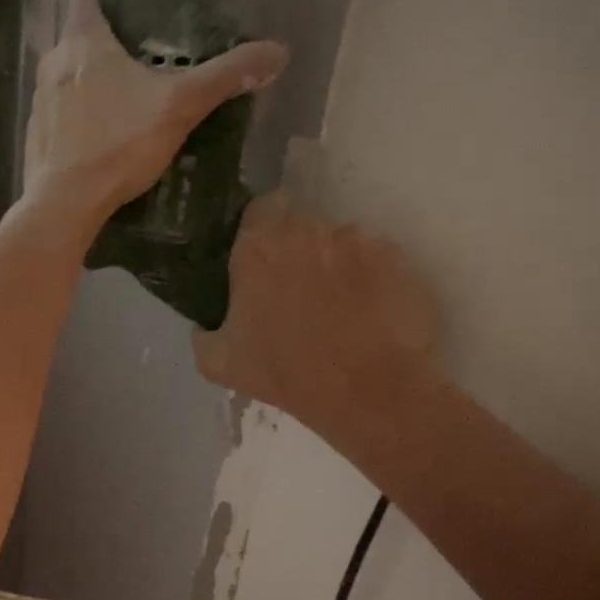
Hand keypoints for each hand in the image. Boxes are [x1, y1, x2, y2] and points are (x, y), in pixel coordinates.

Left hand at [22, 0, 287, 221]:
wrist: (65, 203)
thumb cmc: (119, 144)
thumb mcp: (180, 106)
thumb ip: (226, 76)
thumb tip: (277, 52)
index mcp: (83, 42)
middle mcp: (53, 63)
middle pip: (74, 36)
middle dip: (101, 40)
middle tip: (136, 52)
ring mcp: (39, 102)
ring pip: (63, 76)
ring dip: (85, 80)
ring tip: (118, 93)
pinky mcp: (34, 136)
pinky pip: (57, 114)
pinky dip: (74, 116)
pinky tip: (96, 134)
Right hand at [192, 191, 439, 443]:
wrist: (368, 392)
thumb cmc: (285, 374)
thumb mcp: (217, 363)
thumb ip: (203, 332)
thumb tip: (205, 323)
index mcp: (258, 248)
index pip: (261, 207)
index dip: (262, 227)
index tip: (262, 256)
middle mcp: (308, 231)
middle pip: (301, 224)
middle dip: (298, 249)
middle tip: (296, 288)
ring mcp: (358, 241)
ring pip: (340, 241)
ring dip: (334, 264)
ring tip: (338, 306)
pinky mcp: (396, 259)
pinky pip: (376, 259)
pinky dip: (370, 278)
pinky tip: (367, 312)